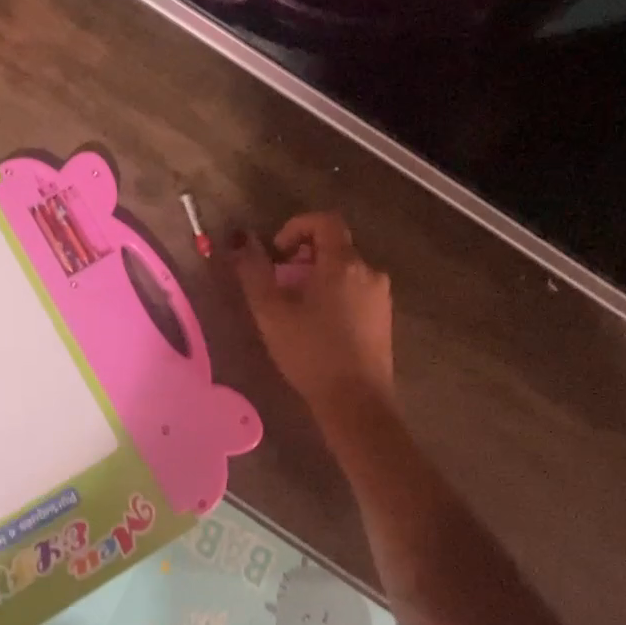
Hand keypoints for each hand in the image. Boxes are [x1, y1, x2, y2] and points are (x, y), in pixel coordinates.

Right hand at [230, 213, 395, 426]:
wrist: (356, 403)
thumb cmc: (310, 352)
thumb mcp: (270, 311)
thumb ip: (253, 271)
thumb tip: (241, 240)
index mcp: (343, 263)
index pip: (324, 221)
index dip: (296, 226)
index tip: (277, 251)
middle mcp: (369, 271)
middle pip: (334, 246)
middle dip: (302, 256)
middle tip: (279, 282)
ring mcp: (380, 296)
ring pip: (344, 270)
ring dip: (317, 276)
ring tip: (294, 307)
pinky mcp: (384, 318)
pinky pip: (355, 290)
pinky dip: (333, 293)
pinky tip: (317, 325)